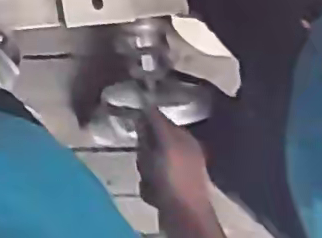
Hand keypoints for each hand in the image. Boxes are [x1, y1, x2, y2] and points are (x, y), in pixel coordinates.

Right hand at [138, 107, 217, 224]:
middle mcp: (181, 153)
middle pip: (149, 141)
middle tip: (147, 160)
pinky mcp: (168, 192)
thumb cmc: (176, 177)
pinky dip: (148, 187)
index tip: (136, 128)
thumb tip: (145, 101)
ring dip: (144, 169)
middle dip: (143, 151)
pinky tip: (153, 193)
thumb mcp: (166, 142)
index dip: (146, 122)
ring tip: (151, 180)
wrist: (186, 220)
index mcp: (184, 138)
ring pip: (146, 162)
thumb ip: (156, 120)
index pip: (159, 118)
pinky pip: (149, 181)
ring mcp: (174, 173)